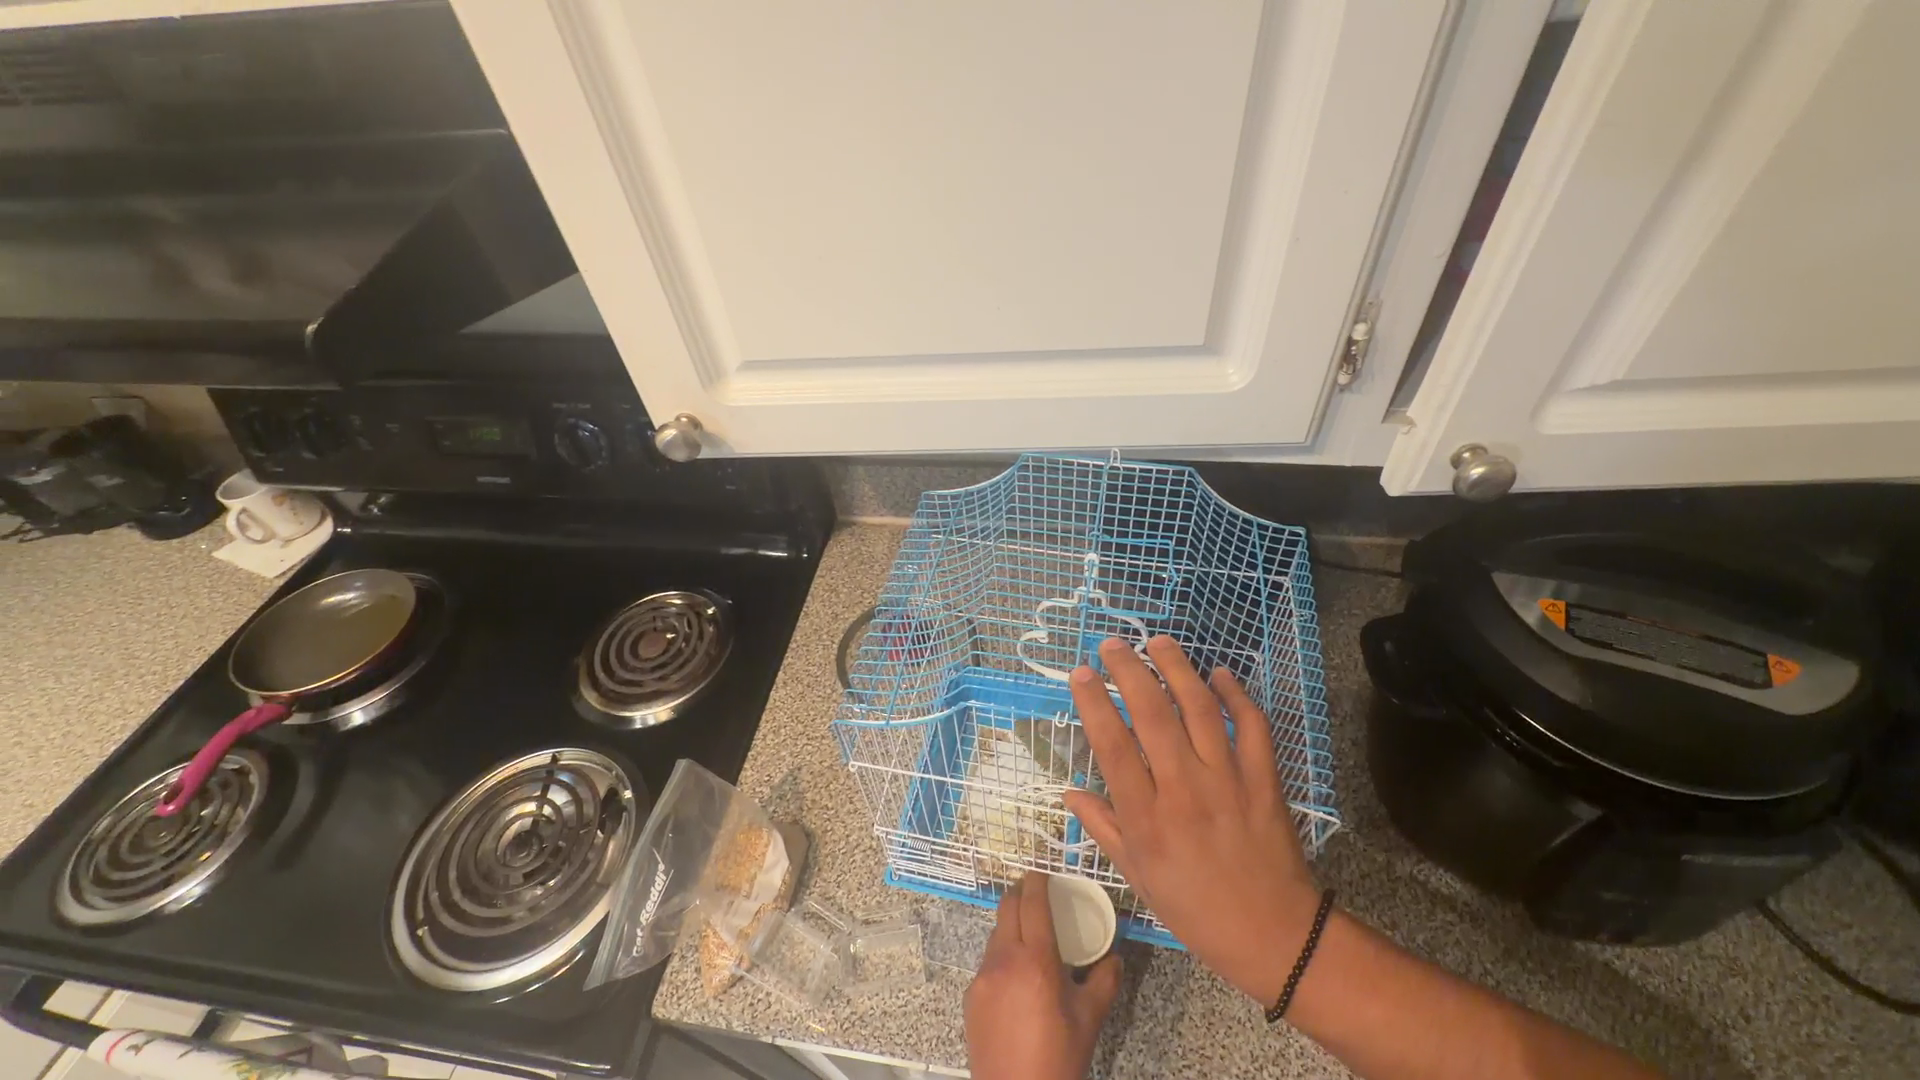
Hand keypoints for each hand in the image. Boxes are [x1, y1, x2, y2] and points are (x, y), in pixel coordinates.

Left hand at [963, 872, 1121, 1079]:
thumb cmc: (1058, 1056)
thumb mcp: (1089, 1018)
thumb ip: (1105, 980)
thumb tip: (1115, 956)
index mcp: (1035, 960)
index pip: (1032, 904)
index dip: (1037, 882)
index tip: (1042, 871)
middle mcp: (1003, 960)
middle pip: (1007, 909)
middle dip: (1020, 894)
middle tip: (1035, 891)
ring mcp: (982, 977)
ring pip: (995, 935)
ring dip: (1010, 925)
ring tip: (1028, 933)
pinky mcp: (970, 996)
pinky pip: (987, 962)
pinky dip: (1001, 955)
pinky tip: (1016, 974)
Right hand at [1063, 636, 1320, 1007]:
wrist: (1272, 932)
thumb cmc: (1193, 907)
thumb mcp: (1137, 875)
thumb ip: (1102, 827)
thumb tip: (1069, 792)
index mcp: (1147, 817)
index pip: (1112, 745)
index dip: (1093, 703)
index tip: (1080, 673)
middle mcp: (1184, 788)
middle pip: (1153, 714)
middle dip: (1129, 671)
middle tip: (1112, 644)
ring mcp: (1228, 779)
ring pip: (1200, 708)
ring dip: (1177, 668)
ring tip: (1158, 642)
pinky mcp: (1264, 778)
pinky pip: (1252, 725)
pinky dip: (1237, 694)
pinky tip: (1219, 673)